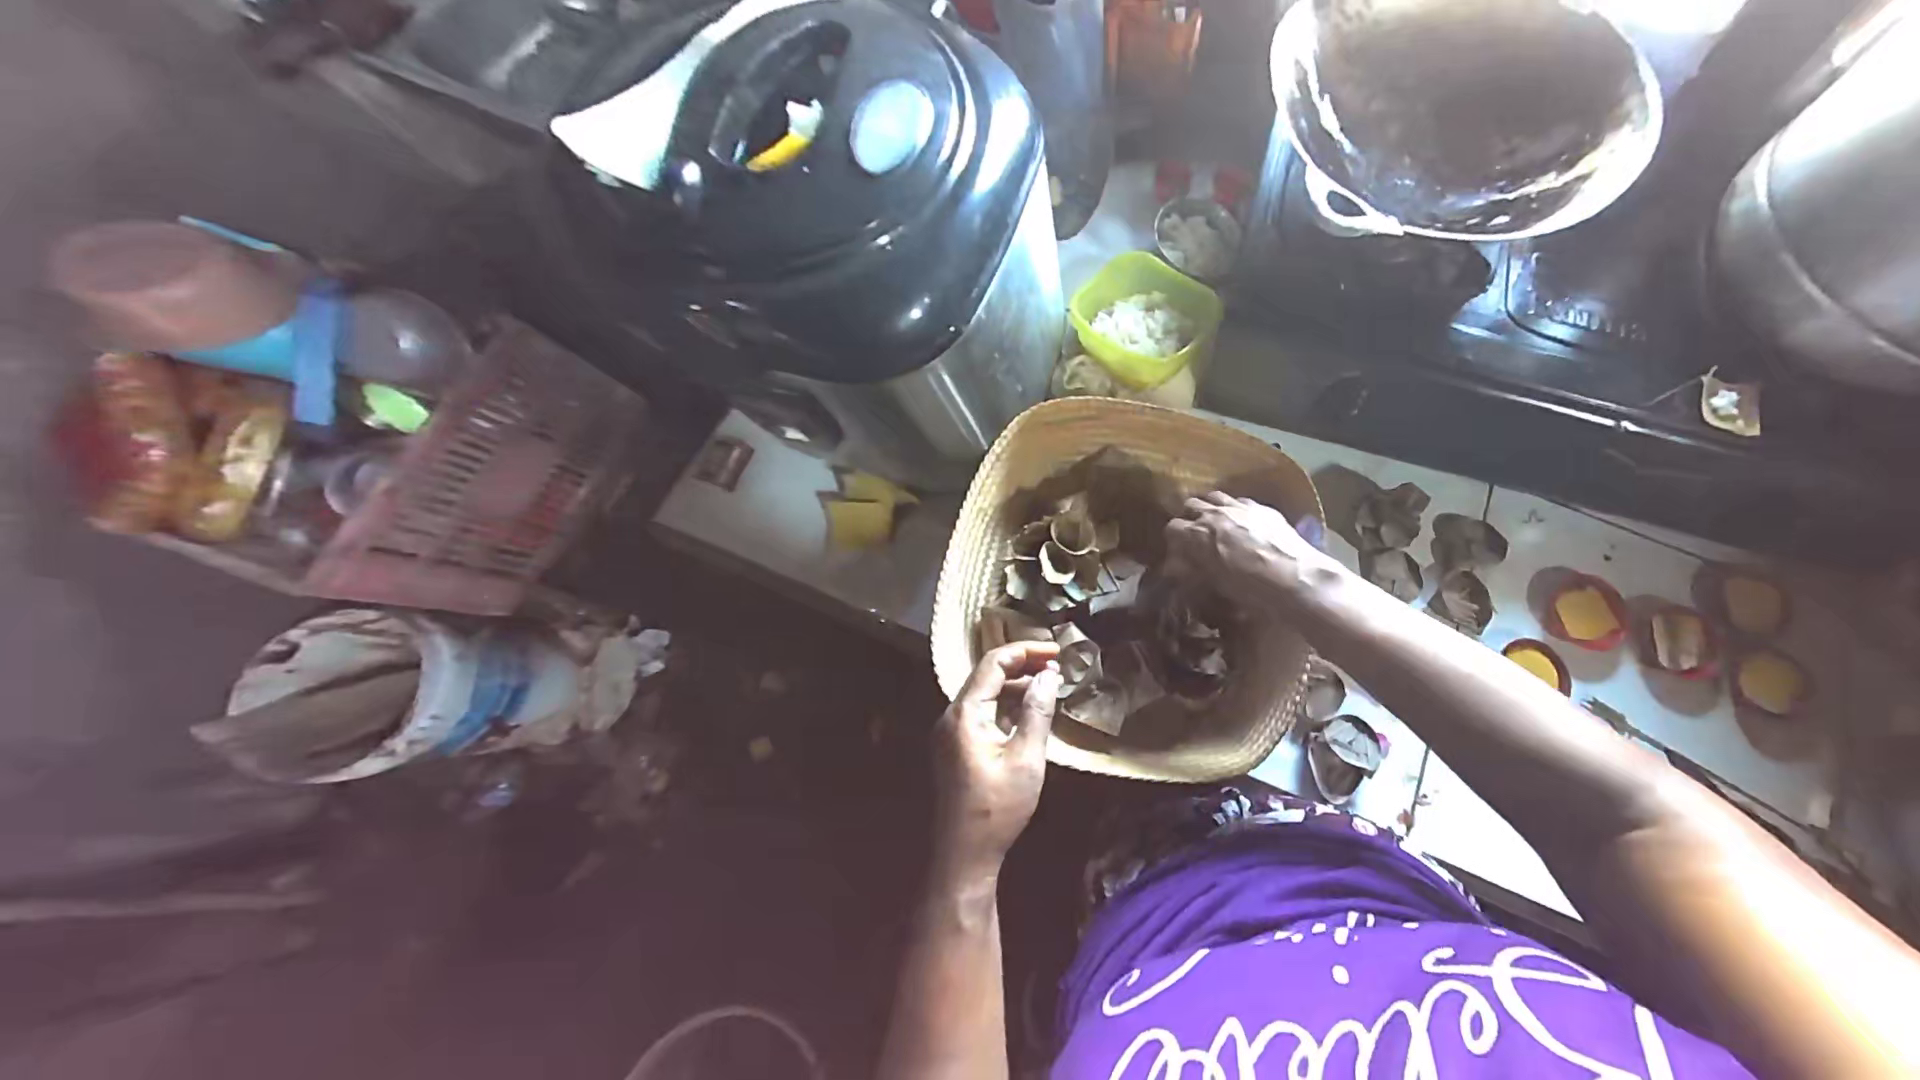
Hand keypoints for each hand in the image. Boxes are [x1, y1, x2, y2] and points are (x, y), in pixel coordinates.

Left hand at [931, 642, 1061, 885]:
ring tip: (1049, 686)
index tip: (1057, 651)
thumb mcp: (1027, 759)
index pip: (993, 663)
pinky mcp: (955, 746)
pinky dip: (1006, 706)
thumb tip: (1049, 675)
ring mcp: (951, 731)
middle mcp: (952, 715)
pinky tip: (1030, 712)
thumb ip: (1037, 713)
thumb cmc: (998, 808)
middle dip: (1023, 665)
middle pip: (987, 675)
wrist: (965, 853)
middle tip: (1057, 666)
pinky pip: (982, 713)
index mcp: (965, 712)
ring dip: (1016, 686)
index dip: (1026, 650)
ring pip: (985, 694)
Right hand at [1164, 491, 1344, 608]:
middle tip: (1196, 537)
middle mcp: (1213, 514)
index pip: (1171, 528)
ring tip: (1217, 525)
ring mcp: (1239, 507)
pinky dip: (1234, 509)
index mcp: (1196, 534)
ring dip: (1210, 509)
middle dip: (1190, 519)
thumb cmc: (1250, 590)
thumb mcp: (1214, 583)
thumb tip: (1175, 567)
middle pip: (1191, 505)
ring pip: (1214, 497)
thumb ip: (1192, 570)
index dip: (1174, 541)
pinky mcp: (1262, 507)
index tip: (1180, 553)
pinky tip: (1242, 524)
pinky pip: (1239, 501)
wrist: (1296, 580)